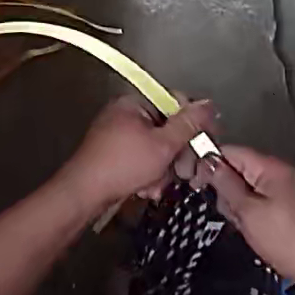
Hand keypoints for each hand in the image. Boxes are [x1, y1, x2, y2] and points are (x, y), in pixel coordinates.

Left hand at [51, 95, 216, 213]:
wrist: (86, 192)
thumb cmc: (124, 164)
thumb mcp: (163, 144)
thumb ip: (188, 124)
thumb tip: (209, 104)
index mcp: (135, 103)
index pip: (176, 103)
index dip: (195, 124)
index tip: (208, 144)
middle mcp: (127, 114)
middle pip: (169, 129)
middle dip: (177, 155)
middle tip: (183, 173)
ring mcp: (119, 134)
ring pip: (158, 148)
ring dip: (163, 170)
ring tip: (155, 184)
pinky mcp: (116, 154)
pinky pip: (143, 159)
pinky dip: (148, 175)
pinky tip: (145, 189)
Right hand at [197, 145, 294, 294]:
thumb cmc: (287, 240)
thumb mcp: (247, 211)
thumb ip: (224, 183)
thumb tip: (207, 159)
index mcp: (270, 167)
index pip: (230, 151)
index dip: (208, 162)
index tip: (193, 182)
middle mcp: (281, 174)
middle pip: (239, 169)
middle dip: (225, 189)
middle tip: (228, 213)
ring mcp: (289, 192)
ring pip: (248, 189)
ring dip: (239, 205)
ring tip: (245, 227)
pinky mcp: (293, 211)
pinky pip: (262, 203)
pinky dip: (253, 215)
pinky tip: (256, 234)